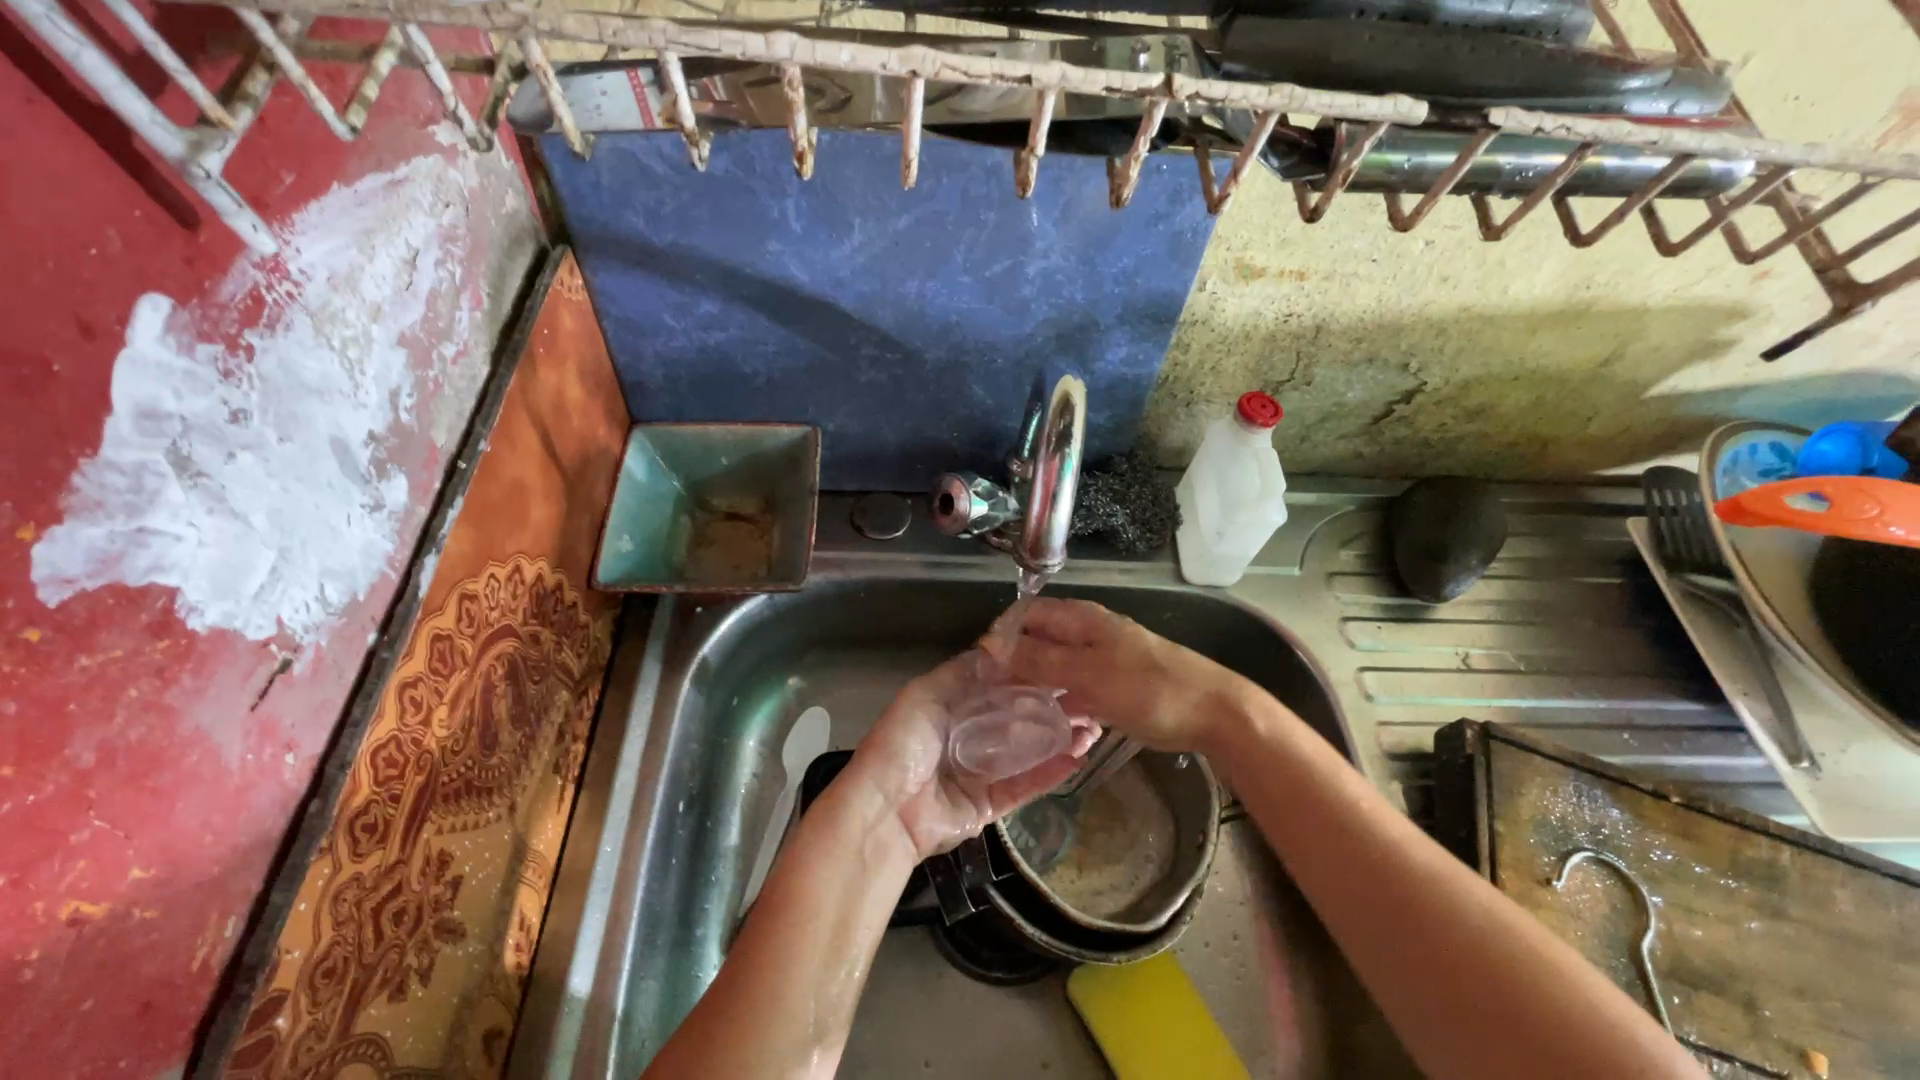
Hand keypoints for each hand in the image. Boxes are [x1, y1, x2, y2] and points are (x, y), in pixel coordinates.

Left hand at [848, 650, 1096, 859]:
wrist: (885, 810)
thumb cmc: (902, 744)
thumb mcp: (925, 694)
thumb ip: (963, 673)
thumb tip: (1000, 649)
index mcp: (949, 709)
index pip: (996, 687)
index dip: (1027, 677)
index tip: (1060, 664)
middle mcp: (967, 738)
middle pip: (1016, 720)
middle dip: (1051, 709)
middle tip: (1088, 698)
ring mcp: (980, 773)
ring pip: (1027, 753)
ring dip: (1059, 739)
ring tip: (1093, 726)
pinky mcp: (989, 806)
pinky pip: (1025, 786)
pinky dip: (1051, 772)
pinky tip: (1077, 755)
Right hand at [1005, 598, 1258, 753]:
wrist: (1214, 714)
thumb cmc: (1150, 689)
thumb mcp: (1087, 673)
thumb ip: (1039, 658)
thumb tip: (990, 644)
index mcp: (1081, 619)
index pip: (1027, 613)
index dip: (1000, 635)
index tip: (980, 669)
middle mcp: (1089, 632)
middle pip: (1039, 638)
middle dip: (1014, 662)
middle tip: (991, 696)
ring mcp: (1104, 659)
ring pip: (1056, 664)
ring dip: (1035, 683)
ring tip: (1011, 712)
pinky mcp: (1115, 685)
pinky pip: (1076, 686)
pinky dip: (1060, 700)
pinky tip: (1049, 723)